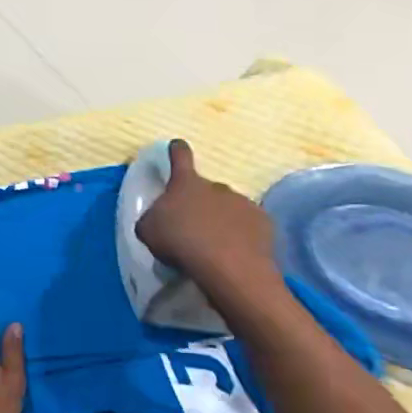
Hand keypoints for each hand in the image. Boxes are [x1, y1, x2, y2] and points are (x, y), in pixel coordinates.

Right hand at [135, 140, 281, 307]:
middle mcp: (216, 186)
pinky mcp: (263, 222)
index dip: (176, 151)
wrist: (228, 267)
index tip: (177, 146)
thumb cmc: (180, 242)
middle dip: (199, 203)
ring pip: (228, 207)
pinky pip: (248, 225)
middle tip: (192, 227)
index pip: (180, 157)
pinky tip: (233, 252)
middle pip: (205, 188)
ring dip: (221, 220)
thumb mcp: (148, 230)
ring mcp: (242, 203)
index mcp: (185, 184)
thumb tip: (160, 217)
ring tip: (213, 245)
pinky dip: (241, 235)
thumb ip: (153, 217)